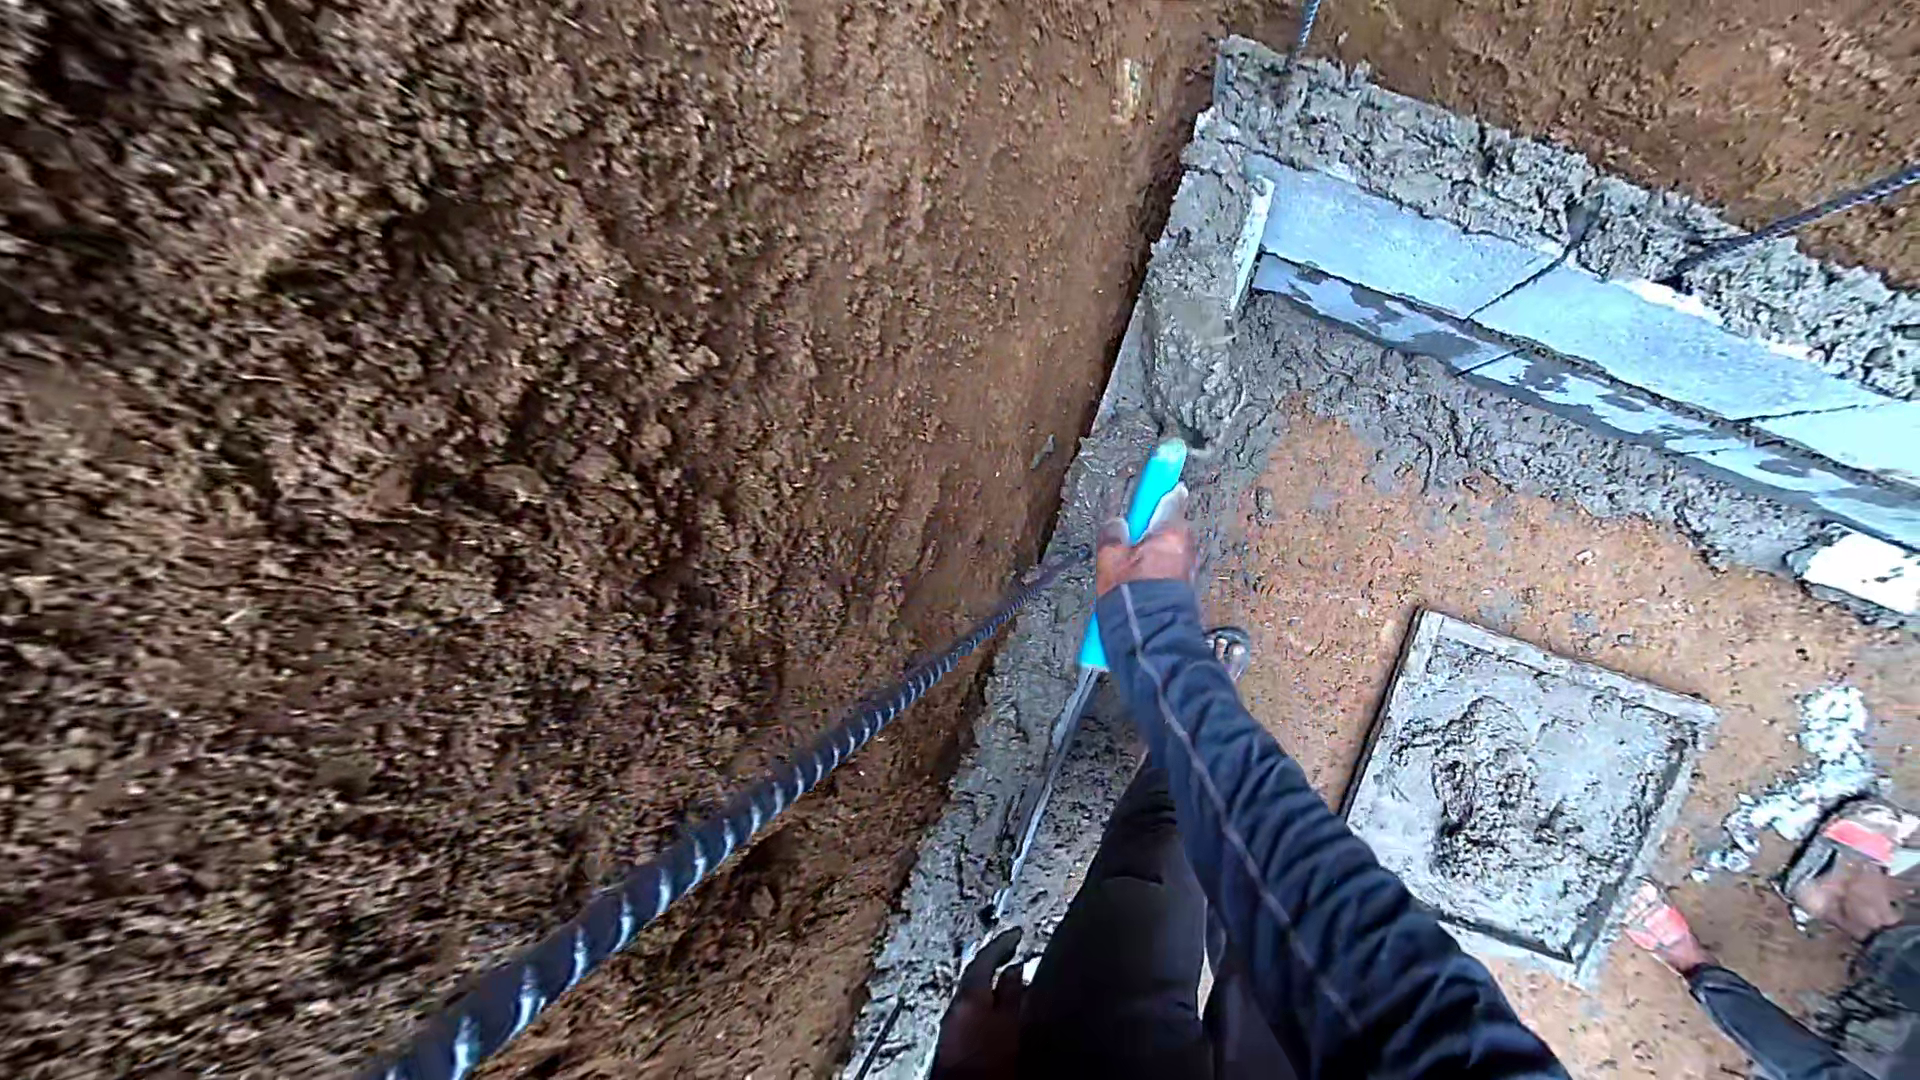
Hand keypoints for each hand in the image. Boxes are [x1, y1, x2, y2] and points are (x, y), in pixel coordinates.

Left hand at [931, 927, 1024, 1078]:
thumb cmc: (987, 1062)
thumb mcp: (1009, 1026)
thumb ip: (1011, 994)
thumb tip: (1015, 968)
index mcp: (969, 993)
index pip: (985, 957)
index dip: (1002, 943)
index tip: (1016, 933)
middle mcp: (956, 1002)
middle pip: (976, 971)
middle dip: (995, 959)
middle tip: (1013, 949)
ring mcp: (952, 1020)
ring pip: (974, 989)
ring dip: (991, 980)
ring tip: (1011, 977)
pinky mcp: (953, 1038)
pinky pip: (971, 1006)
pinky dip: (985, 998)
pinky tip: (997, 1007)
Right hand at [1094, 484, 1194, 596]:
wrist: (1149, 631)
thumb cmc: (1133, 594)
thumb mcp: (1110, 558)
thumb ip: (1112, 534)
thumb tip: (1116, 524)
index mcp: (1170, 533)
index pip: (1171, 498)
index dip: (1162, 488)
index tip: (1160, 479)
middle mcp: (1186, 546)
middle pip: (1170, 523)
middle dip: (1152, 525)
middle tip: (1129, 535)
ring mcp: (1189, 566)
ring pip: (1171, 545)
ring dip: (1154, 547)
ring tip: (1130, 564)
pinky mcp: (1186, 585)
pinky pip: (1170, 565)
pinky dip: (1157, 565)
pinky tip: (1139, 578)